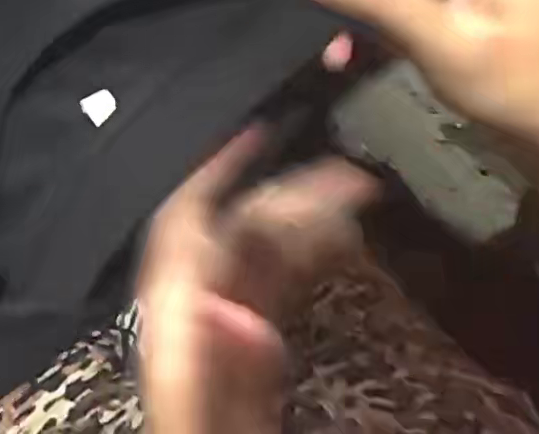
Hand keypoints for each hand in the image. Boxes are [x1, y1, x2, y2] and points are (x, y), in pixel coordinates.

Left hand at [137, 128, 376, 433]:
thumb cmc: (208, 430)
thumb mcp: (207, 423)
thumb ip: (217, 374)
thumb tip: (233, 311)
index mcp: (178, 320)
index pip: (186, 225)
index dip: (213, 172)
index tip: (255, 133)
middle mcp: (197, 307)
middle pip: (238, 232)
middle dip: (291, 196)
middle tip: (354, 176)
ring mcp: (224, 322)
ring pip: (263, 251)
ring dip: (308, 219)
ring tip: (360, 195)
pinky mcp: (251, 344)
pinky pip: (277, 283)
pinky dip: (308, 254)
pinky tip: (340, 241)